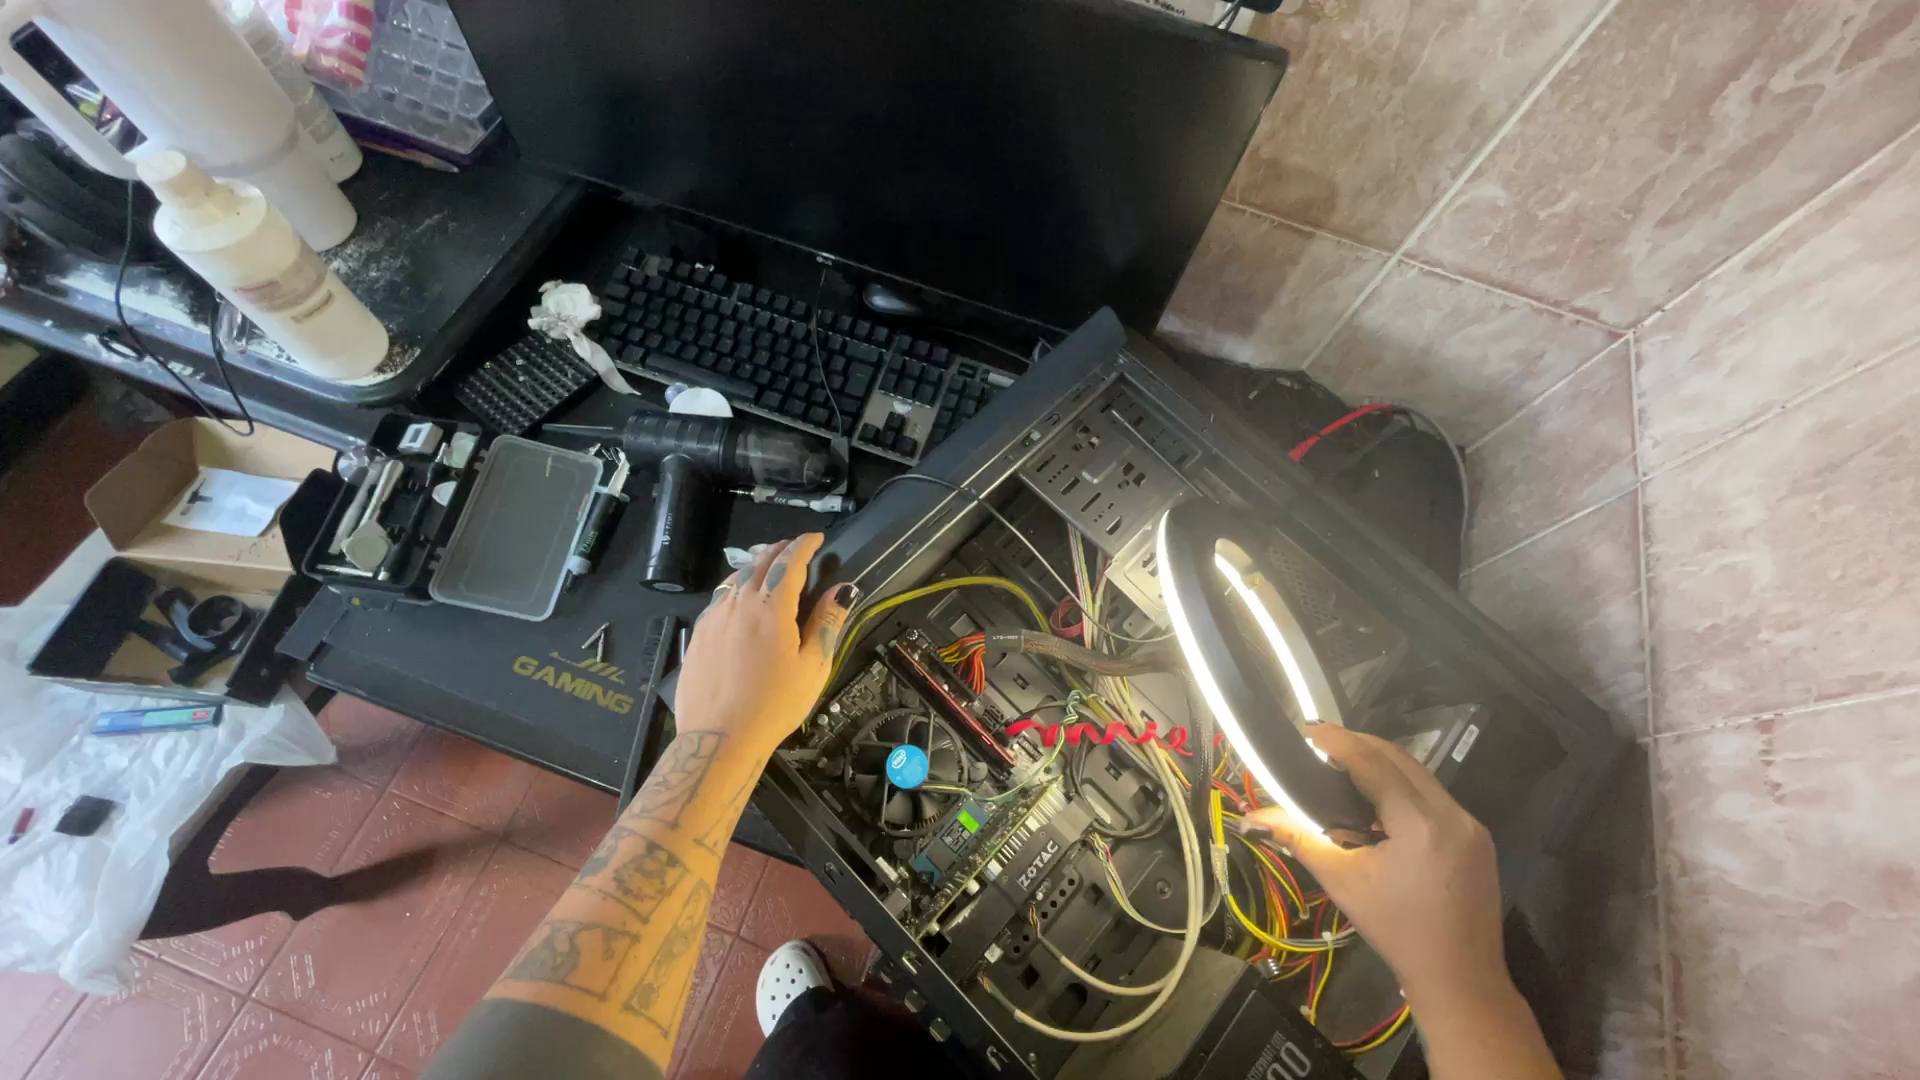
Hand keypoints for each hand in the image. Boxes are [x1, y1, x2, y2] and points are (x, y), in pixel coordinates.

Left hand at [673, 533, 859, 756]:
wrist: (718, 739)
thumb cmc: (774, 704)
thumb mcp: (813, 666)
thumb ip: (827, 622)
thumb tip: (843, 589)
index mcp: (771, 608)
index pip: (789, 561)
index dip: (804, 545)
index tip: (816, 538)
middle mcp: (739, 603)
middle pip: (759, 562)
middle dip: (780, 549)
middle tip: (795, 549)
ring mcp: (714, 618)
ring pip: (735, 577)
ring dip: (756, 564)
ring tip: (769, 567)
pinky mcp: (699, 634)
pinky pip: (719, 597)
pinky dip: (735, 586)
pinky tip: (739, 599)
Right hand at [1248, 725, 1506, 1008]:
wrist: (1461, 979)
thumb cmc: (1396, 930)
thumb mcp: (1341, 880)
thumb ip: (1297, 838)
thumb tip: (1250, 819)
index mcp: (1419, 825)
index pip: (1373, 763)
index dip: (1338, 741)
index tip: (1308, 730)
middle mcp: (1451, 815)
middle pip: (1398, 758)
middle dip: (1358, 744)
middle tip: (1320, 743)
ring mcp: (1470, 824)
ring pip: (1418, 773)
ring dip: (1381, 761)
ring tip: (1342, 764)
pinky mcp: (1476, 835)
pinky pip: (1432, 793)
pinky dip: (1401, 784)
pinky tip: (1376, 796)